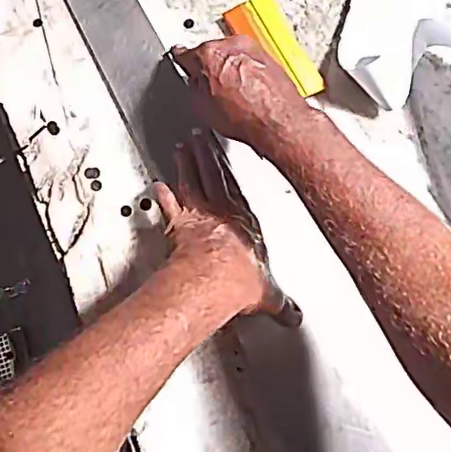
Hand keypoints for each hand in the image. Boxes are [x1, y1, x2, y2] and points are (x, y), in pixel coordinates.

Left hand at [153, 133, 292, 322]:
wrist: (214, 280)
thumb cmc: (239, 279)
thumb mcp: (268, 294)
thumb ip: (280, 301)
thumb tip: (293, 315)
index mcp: (244, 220)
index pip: (235, 187)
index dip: (228, 169)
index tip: (224, 155)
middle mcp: (221, 211)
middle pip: (212, 174)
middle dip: (207, 154)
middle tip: (200, 136)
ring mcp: (198, 214)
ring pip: (192, 180)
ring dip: (186, 163)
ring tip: (182, 147)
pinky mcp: (178, 224)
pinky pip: (169, 205)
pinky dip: (163, 194)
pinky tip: (157, 184)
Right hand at [172, 36, 321, 159]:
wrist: (278, 122)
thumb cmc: (245, 116)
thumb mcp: (201, 107)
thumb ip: (194, 87)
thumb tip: (196, 83)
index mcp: (208, 53)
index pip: (187, 54)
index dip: (184, 63)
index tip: (184, 63)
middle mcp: (232, 45)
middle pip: (213, 53)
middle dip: (211, 68)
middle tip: (211, 89)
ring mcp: (253, 49)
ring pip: (234, 57)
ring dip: (231, 71)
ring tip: (234, 96)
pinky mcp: (270, 58)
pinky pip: (251, 64)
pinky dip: (248, 75)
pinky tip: (248, 95)